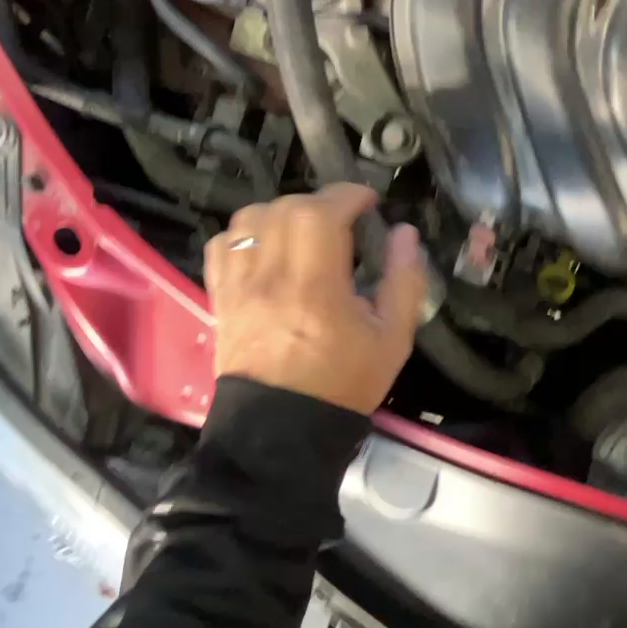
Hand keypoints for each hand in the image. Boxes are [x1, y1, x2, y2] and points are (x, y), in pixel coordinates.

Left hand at [204, 184, 426, 413]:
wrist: (283, 431)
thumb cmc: (343, 383)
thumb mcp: (393, 338)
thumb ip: (403, 280)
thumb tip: (405, 233)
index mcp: (315, 287)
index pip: (322, 213)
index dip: (348, 195)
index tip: (369, 202)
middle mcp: (270, 277)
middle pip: (286, 208)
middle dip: (321, 202)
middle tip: (344, 220)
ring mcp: (239, 286)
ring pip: (250, 219)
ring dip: (282, 212)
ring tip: (305, 230)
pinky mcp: (221, 297)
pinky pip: (222, 245)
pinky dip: (247, 234)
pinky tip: (269, 248)